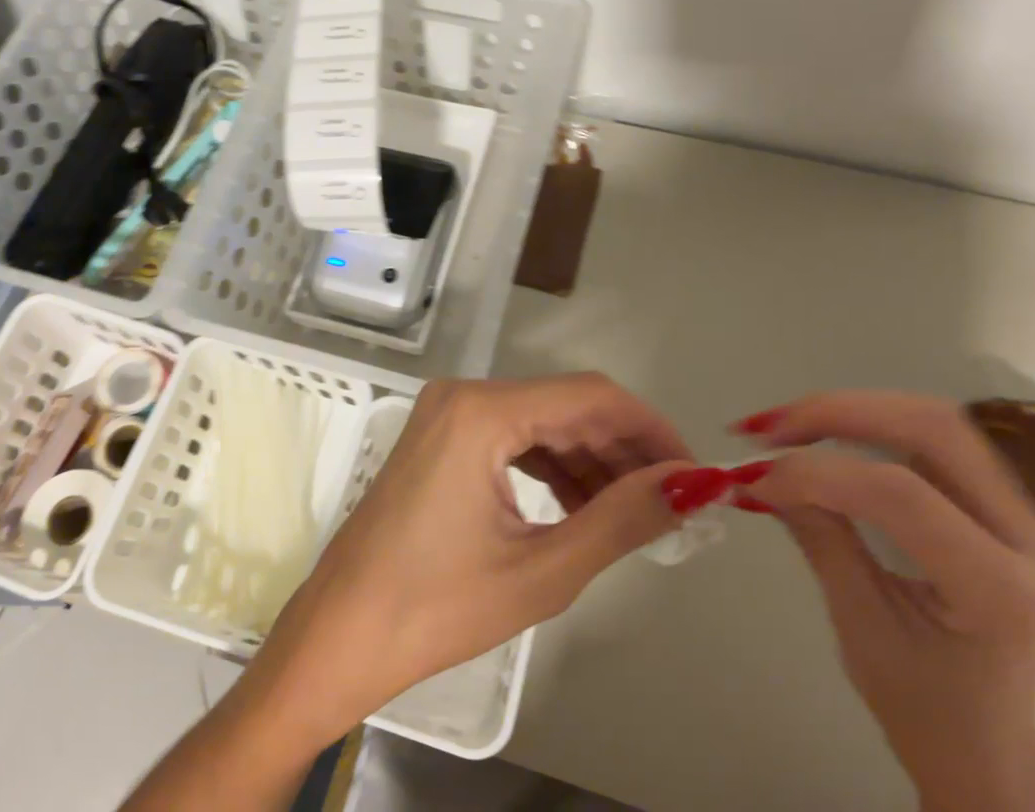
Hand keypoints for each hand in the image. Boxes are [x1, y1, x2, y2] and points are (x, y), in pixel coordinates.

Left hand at [244, 373, 693, 746]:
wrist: (340, 637)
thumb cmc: (435, 609)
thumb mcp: (542, 569)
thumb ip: (622, 519)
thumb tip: (691, 485)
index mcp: (482, 413)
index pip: (593, 397)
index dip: (652, 431)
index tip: (694, 474)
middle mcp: (462, 397)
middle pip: (567, 407)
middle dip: (624, 452)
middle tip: (672, 502)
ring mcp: (444, 418)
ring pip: (541, 425)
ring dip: (590, 464)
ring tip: (632, 516)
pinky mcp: (437, 443)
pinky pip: (510, 442)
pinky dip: (551, 471)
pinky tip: (581, 511)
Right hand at [744, 392, 1034, 811]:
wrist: (985, 744)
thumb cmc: (922, 705)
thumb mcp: (860, 626)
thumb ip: (820, 538)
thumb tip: (760, 477)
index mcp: (998, 586)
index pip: (901, 494)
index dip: (817, 473)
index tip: (751, 477)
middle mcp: (1029, 534)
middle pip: (934, 429)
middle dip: (838, 413)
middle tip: (767, 427)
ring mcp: (1025, 514)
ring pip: (936, 423)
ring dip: (852, 412)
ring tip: (784, 425)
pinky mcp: (1004, 505)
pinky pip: (935, 442)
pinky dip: (871, 427)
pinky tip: (823, 436)